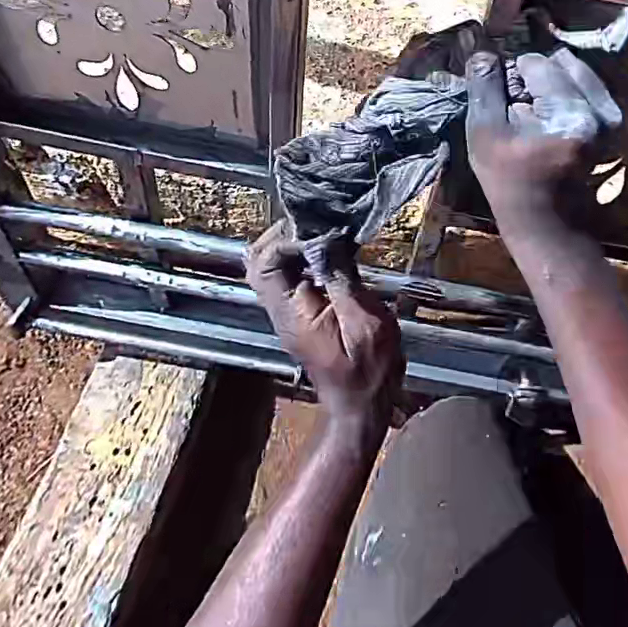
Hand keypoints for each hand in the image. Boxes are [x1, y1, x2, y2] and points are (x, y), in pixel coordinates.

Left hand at [246, 220, 402, 429]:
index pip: (264, 263)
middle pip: (258, 261)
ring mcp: (288, 313)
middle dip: (283, 234)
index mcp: (292, 313)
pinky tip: (330, 249)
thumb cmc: (369, 369)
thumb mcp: (366, 322)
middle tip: (317, 221)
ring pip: (269, 266)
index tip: (321, 229)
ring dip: (290, 243)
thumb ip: (343, 280)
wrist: (362, 406)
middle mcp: (281, 310)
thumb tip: (327, 239)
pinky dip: (302, 256)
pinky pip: (288, 275)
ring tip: (324, 230)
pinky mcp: (300, 313)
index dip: (288, 237)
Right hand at [465, 47, 621, 210]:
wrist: (546, 220)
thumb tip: (484, 50)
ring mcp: (611, 115)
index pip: (536, 62)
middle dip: (537, 76)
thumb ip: (484, 86)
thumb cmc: (508, 179)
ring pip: (575, 70)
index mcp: (570, 113)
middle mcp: (600, 108)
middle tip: (521, 109)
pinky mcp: (613, 121)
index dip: (513, 77)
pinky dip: (566, 93)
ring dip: (552, 83)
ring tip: (536, 115)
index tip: (506, 105)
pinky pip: (586, 85)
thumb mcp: (485, 131)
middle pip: (560, 61)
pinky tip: (552, 119)